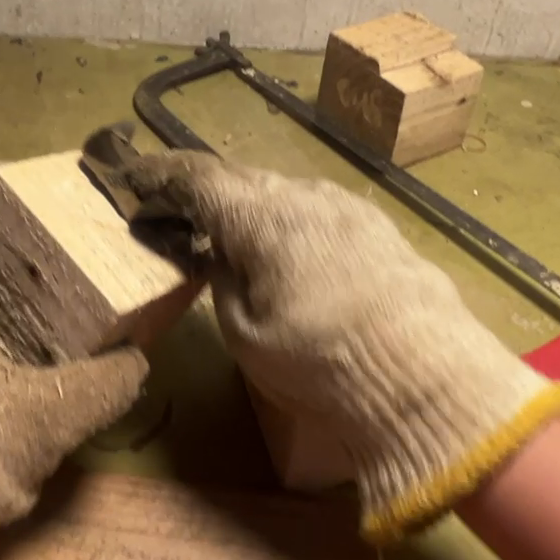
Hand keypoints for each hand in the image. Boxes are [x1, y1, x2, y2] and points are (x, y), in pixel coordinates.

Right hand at [123, 151, 559, 542]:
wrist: (428, 383)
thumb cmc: (321, 364)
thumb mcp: (245, 332)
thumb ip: (222, 279)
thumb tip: (218, 253)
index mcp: (262, 216)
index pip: (197, 177)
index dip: (159, 176)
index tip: (131, 179)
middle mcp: (304, 195)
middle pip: (239, 180)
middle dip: (201, 193)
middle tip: (173, 215)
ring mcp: (347, 206)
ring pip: (281, 193)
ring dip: (247, 208)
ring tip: (229, 236)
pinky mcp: (377, 226)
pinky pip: (315, 210)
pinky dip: (286, 221)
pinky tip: (286, 251)